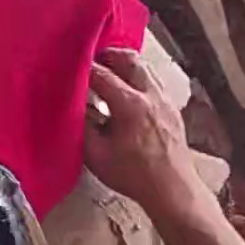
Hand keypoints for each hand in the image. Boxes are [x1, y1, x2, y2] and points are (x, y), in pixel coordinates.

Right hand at [83, 49, 214, 224]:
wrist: (172, 189)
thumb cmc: (132, 174)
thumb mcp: (96, 155)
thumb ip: (83, 127)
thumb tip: (74, 109)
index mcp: (129, 104)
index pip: (101, 75)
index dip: (83, 69)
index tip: (71, 68)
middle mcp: (150, 95)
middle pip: (130, 60)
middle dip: (110, 55)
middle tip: (94, 59)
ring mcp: (165, 101)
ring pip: (146, 68)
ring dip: (127, 64)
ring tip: (112, 70)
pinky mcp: (173, 111)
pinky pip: (155, 83)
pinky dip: (140, 78)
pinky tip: (131, 91)